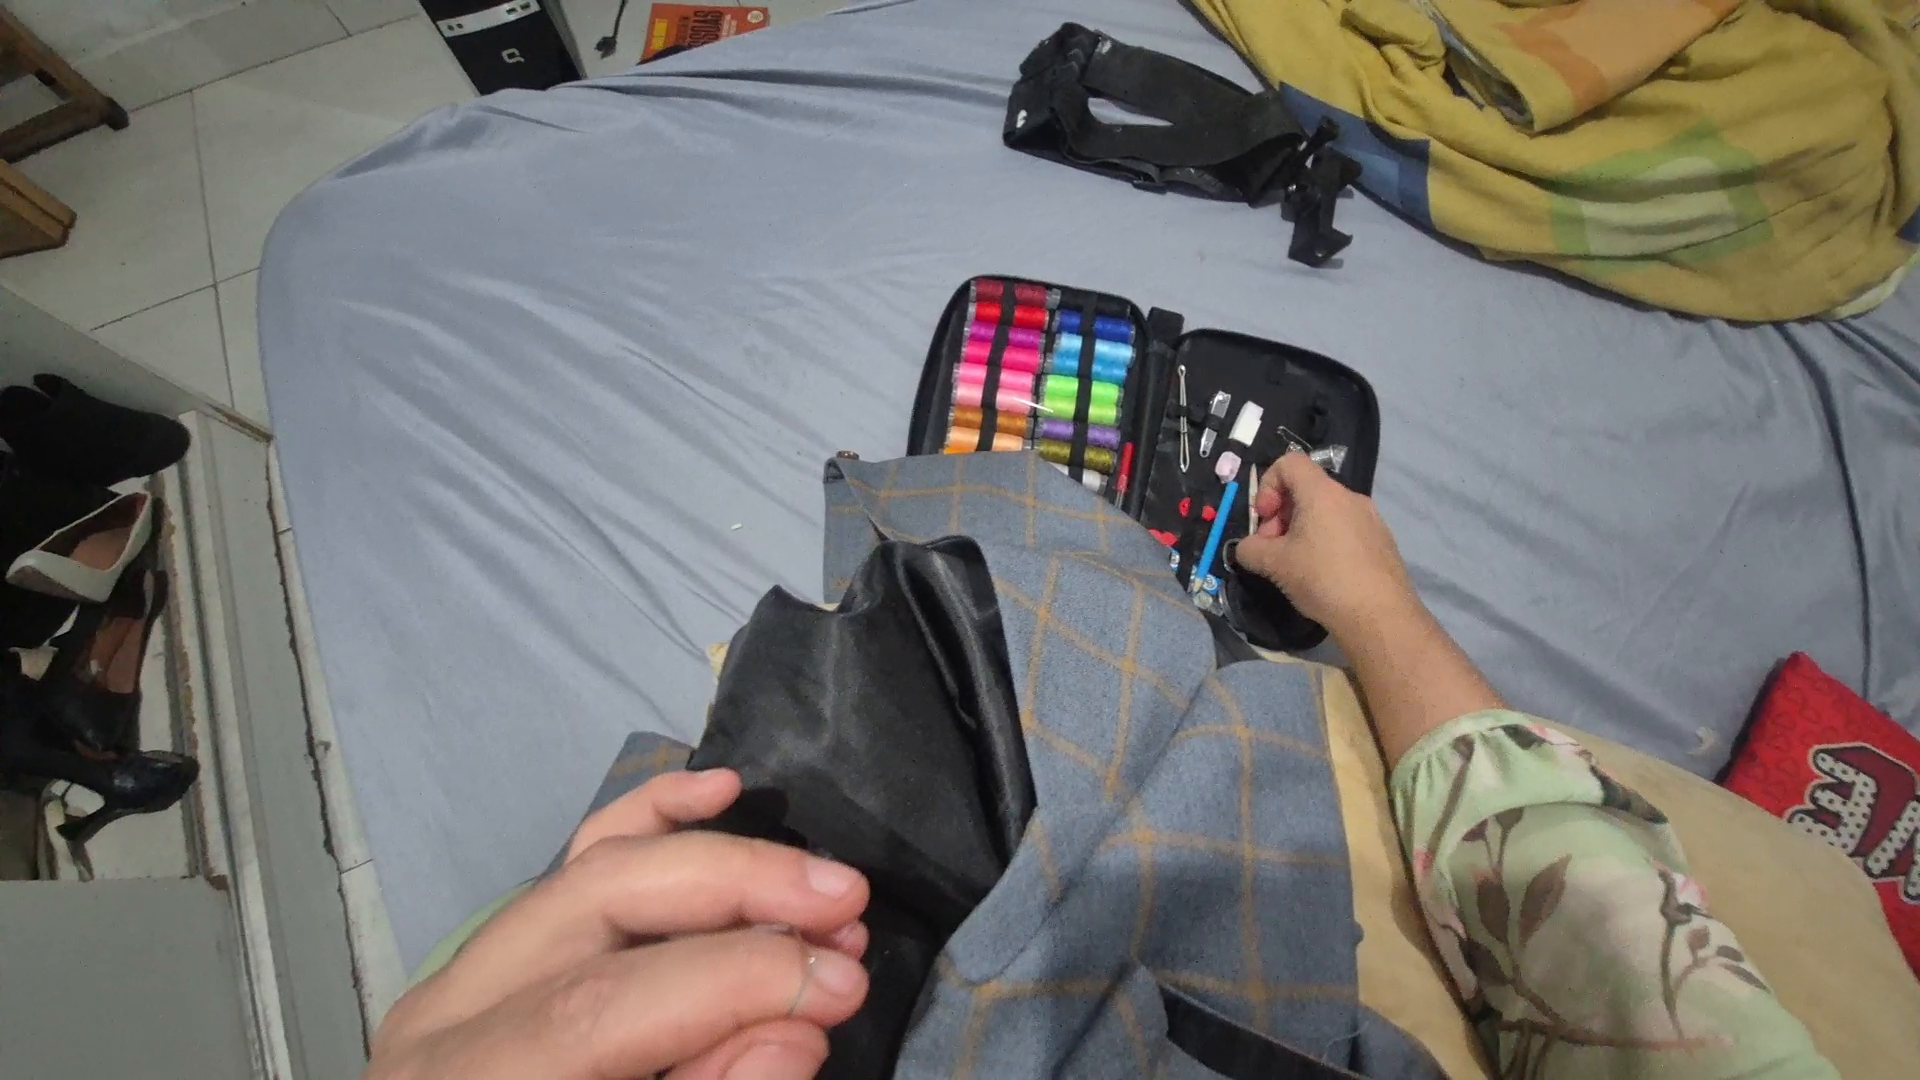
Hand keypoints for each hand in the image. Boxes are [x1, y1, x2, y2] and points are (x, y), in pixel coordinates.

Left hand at [368, 769, 871, 1079]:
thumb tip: (798, 1029)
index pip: (605, 1005)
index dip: (743, 980)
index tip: (845, 981)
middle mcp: (450, 1012)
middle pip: (608, 899)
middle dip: (746, 890)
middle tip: (847, 906)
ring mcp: (478, 965)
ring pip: (604, 859)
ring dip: (727, 854)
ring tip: (821, 877)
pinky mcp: (517, 943)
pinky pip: (588, 851)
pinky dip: (660, 809)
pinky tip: (718, 787)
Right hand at [1233, 451, 1420, 641]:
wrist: (1380, 617)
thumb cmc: (1322, 579)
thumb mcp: (1272, 564)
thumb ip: (1249, 549)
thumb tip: (1247, 548)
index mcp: (1323, 493)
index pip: (1289, 463)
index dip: (1267, 485)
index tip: (1265, 518)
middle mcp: (1349, 497)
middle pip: (1305, 489)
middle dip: (1280, 515)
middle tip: (1272, 548)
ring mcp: (1370, 518)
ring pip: (1323, 511)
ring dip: (1300, 530)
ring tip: (1294, 564)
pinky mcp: (1380, 541)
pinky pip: (1342, 528)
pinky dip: (1323, 541)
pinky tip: (1321, 573)